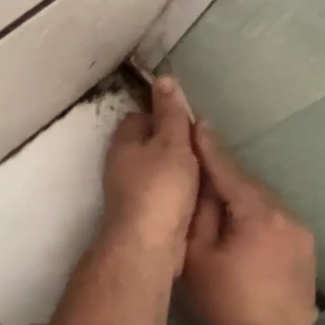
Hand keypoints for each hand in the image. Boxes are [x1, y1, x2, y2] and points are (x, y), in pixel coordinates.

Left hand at [101, 76, 200, 267]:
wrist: (148, 246)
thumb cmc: (161, 189)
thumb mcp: (172, 143)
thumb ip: (170, 113)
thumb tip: (163, 78)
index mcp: (123, 142)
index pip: (141, 116)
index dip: (164, 115)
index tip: (188, 122)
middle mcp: (120, 165)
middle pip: (148, 144)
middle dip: (173, 144)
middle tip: (202, 148)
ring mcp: (128, 192)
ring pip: (156, 171)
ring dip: (177, 170)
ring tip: (205, 172)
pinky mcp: (140, 215)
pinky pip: (161, 194)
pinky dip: (177, 193)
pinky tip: (196, 198)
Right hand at [183, 122, 317, 324]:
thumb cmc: (224, 305)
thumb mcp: (196, 255)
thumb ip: (198, 211)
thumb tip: (199, 179)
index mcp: (258, 213)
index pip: (227, 169)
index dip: (207, 145)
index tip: (192, 119)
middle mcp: (286, 213)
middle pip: (246, 181)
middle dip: (220, 168)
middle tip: (193, 152)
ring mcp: (301, 231)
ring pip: (260, 198)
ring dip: (235, 191)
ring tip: (209, 187)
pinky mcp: (305, 248)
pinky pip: (272, 216)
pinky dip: (251, 211)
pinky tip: (234, 218)